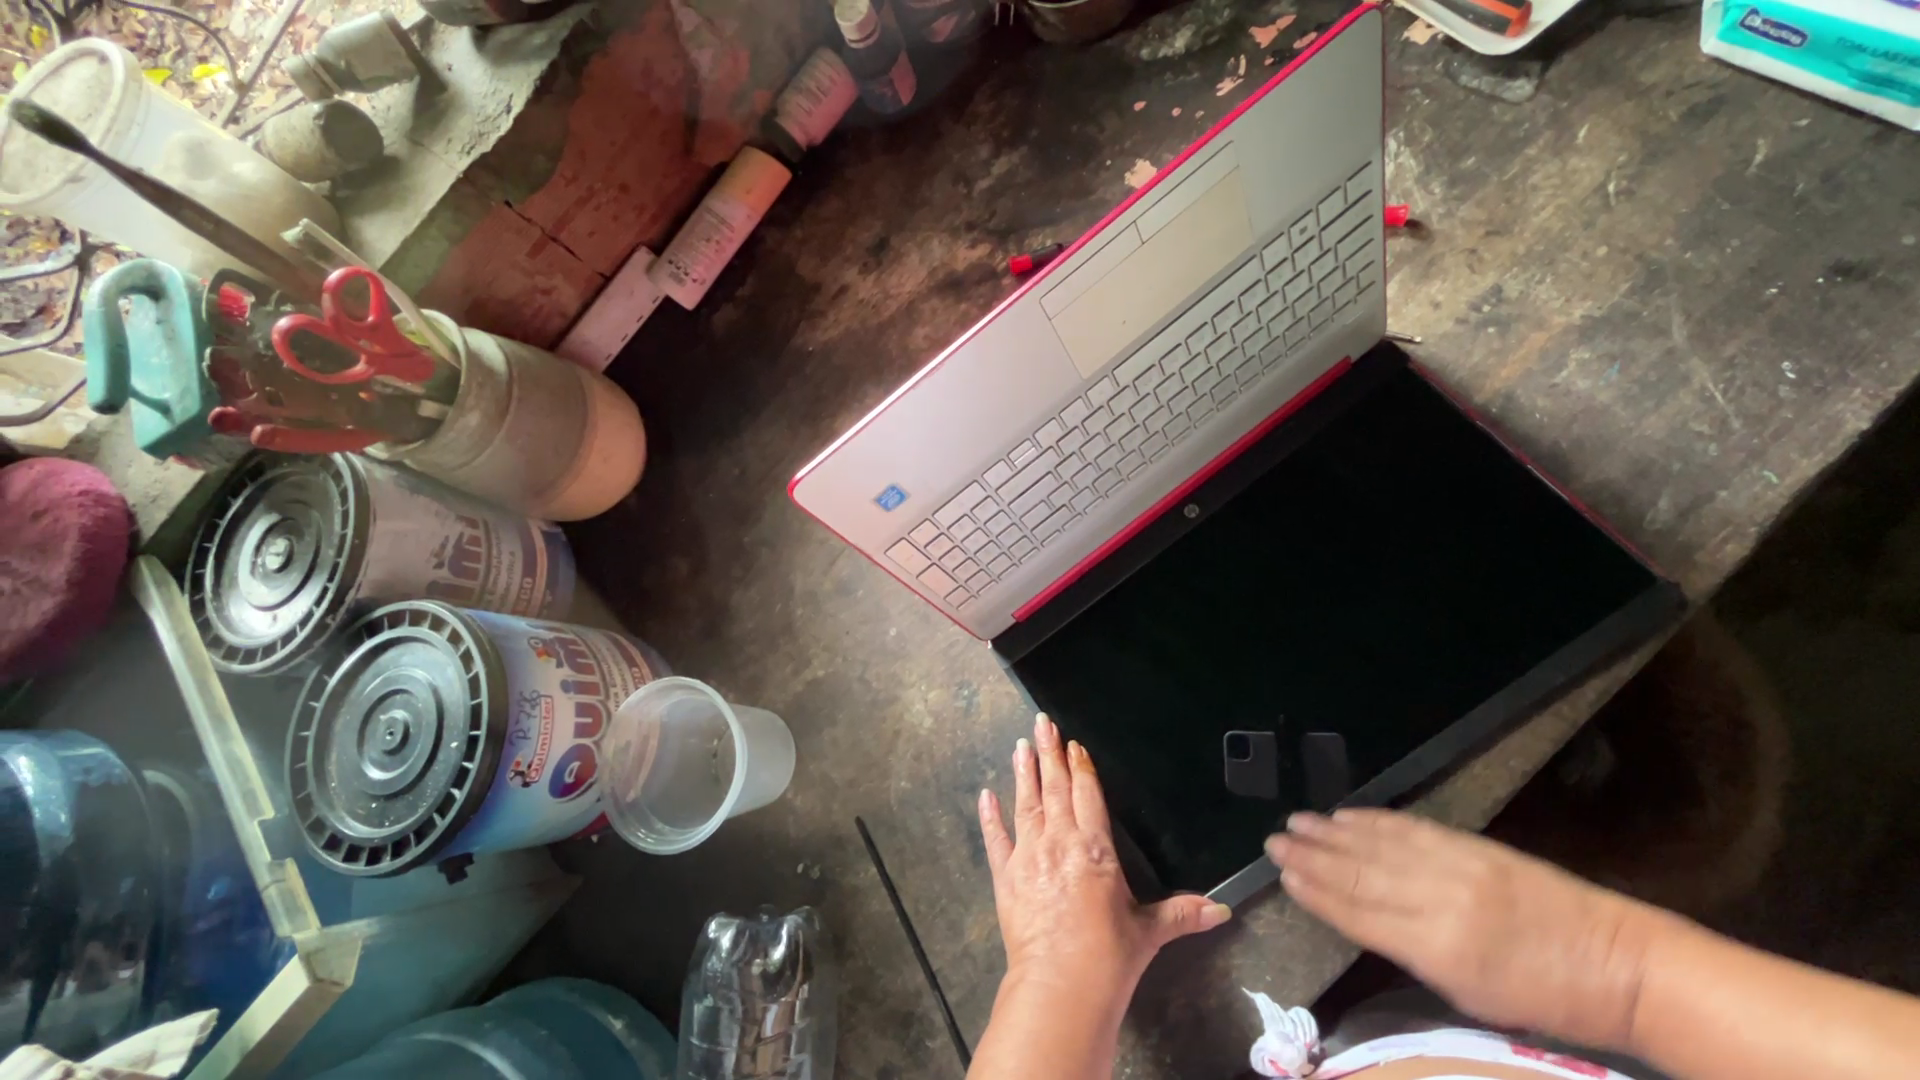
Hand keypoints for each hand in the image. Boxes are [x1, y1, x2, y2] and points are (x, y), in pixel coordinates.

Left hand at [979, 713, 1232, 1000]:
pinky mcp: (1005, 877)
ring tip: (1020, 746)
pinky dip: (990, 816)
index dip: (1081, 767)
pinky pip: (996, 840)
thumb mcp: (1148, 931)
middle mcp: (1059, 842)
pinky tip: (985, 795)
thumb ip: (1182, 913)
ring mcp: (1028, 857)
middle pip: (1055, 789)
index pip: (1088, 795)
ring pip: (1026, 805)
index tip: (1073, 744)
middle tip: (1041, 723)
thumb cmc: (1108, 956)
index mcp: (1095, 848)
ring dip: (1023, 773)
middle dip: (1049, 753)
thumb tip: (1222, 910)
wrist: (1060, 986)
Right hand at [1267, 809, 1683, 1050]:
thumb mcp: (1470, 994)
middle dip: (1312, 857)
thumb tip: (1363, 919)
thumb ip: (1412, 953)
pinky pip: (1413, 828)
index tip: (1283, 877)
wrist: (1622, 965)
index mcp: (1437, 947)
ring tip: (1298, 822)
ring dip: (1334, 833)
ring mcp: (1457, 866)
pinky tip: (1351, 814)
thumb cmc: (1545, 1000)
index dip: (1317, 894)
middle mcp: (1439, 899)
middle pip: (1360, 873)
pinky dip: (1377, 820)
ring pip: (1380, 844)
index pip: (1359, 914)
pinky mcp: (1475, 846)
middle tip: (1272, 841)